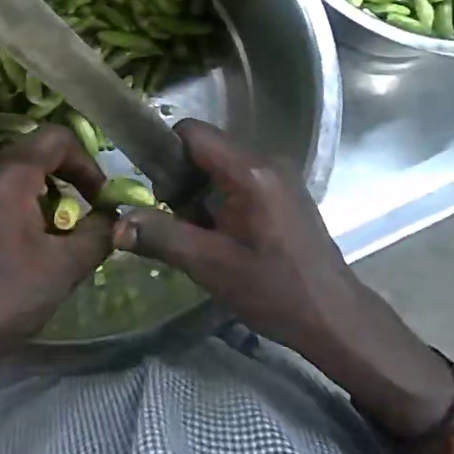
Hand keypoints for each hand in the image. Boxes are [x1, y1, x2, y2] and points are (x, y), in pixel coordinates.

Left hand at [0, 125, 114, 363]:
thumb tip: (114, 218)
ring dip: (47, 190)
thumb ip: (98, 233)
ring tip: (62, 230)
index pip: (57, 137)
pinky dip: (23, 201)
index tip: (101, 198)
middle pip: (37, 150)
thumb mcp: (64, 267)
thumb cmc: (5, 297)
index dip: (87, 162)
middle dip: (69, 175)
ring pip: (18, 169)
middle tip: (87, 210)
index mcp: (9, 172)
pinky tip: (31, 239)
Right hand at [115, 119, 453, 434]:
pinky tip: (220, 232)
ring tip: (195, 228)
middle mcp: (267, 161)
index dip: (165, 151)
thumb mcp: (211, 266)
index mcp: (250, 172)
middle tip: (171, 215)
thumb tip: (117, 224)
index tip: (152, 186)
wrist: (337, 320)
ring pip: (220, 163)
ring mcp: (280, 175)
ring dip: (199, 188)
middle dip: (180, 175)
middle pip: (206, 147)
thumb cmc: (275, 292)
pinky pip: (238, 177)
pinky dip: (219, 196)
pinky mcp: (285, 191)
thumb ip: (162, 237)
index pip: (193, 132)